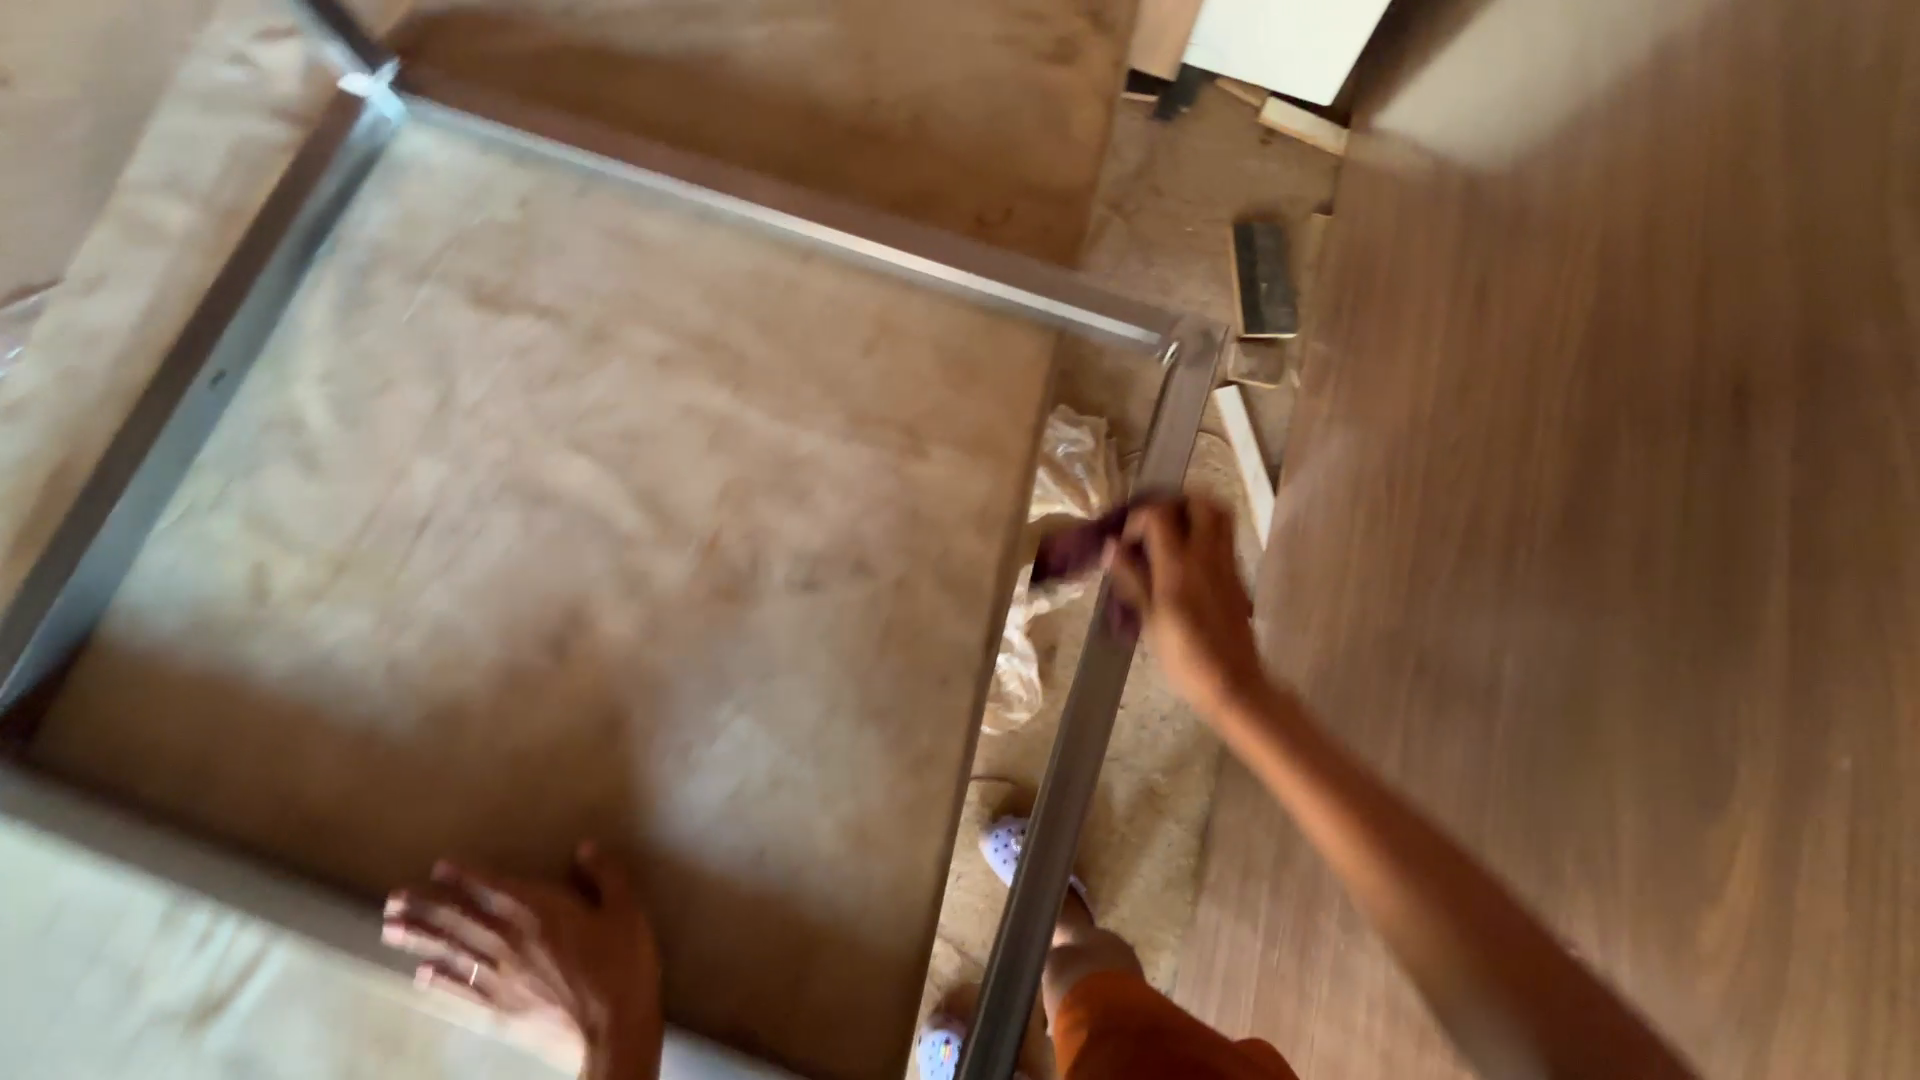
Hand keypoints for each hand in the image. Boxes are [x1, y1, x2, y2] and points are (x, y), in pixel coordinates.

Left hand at [383, 842, 661, 1070]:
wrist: (612, 1029)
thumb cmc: (623, 964)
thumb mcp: (627, 909)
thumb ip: (606, 874)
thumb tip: (584, 848)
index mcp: (541, 912)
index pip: (494, 888)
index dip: (466, 876)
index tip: (439, 867)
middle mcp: (511, 941)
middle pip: (461, 920)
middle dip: (427, 905)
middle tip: (395, 897)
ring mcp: (500, 978)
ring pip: (452, 952)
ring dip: (420, 939)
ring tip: (391, 929)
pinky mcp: (499, 1009)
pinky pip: (461, 990)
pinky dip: (440, 981)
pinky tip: (422, 975)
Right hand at [1106, 496, 1268, 714]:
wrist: (1232, 682)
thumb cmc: (1184, 657)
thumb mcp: (1149, 620)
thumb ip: (1132, 578)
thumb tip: (1111, 547)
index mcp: (1179, 565)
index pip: (1160, 514)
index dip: (1139, 517)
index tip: (1127, 540)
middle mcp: (1207, 555)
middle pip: (1200, 502)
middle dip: (1174, 503)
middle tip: (1154, 522)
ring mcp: (1227, 563)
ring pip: (1219, 515)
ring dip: (1194, 513)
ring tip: (1171, 533)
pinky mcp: (1237, 576)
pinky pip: (1224, 538)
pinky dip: (1205, 534)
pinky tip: (1186, 559)